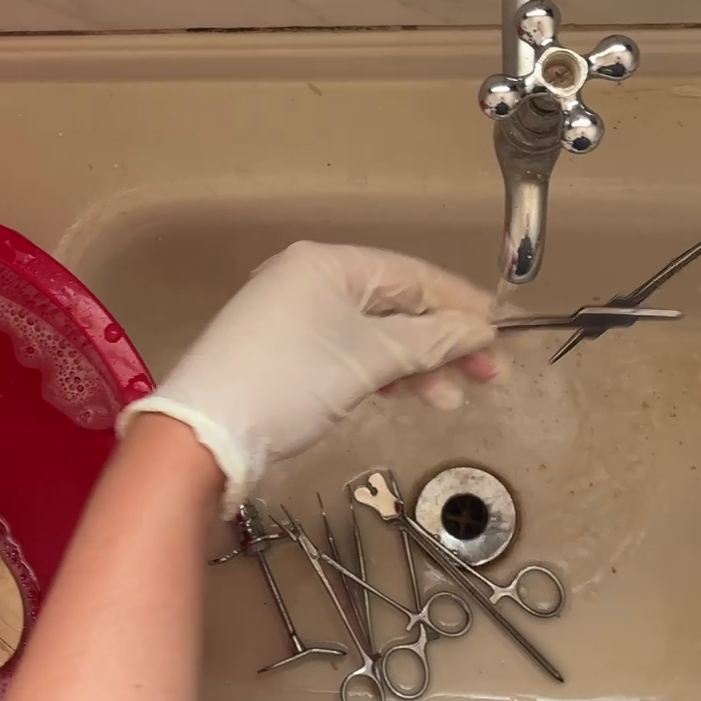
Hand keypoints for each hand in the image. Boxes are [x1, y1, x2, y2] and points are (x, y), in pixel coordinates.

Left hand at [118, 242, 500, 511]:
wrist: (203, 435)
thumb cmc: (289, 383)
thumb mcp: (367, 360)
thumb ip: (429, 342)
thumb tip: (480, 330)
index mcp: (327, 265)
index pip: (410, 275)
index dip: (458, 303)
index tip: (498, 331)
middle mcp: (308, 281)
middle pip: (392, 305)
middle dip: (440, 342)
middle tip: (485, 376)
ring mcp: (292, 318)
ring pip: (370, 334)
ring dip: (412, 365)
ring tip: (447, 400)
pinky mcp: (282, 354)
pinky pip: (344, 352)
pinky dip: (377, 373)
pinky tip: (403, 395)